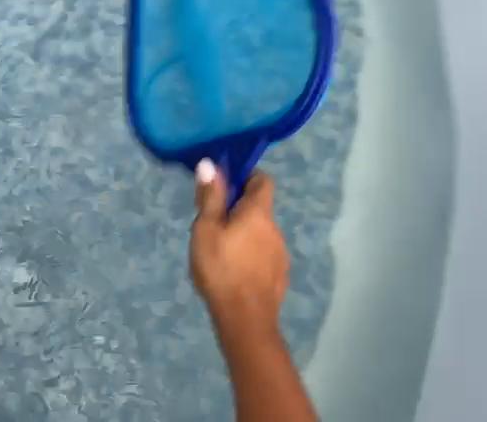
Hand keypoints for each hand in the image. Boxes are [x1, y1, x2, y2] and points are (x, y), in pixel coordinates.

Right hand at [188, 159, 289, 339]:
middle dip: (237, 208)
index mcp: (258, 213)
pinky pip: (264, 254)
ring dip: (243, 232)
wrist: (245, 321)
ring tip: (219, 248)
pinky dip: (250, 254)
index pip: (262, 180)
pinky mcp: (279, 277)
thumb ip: (210, 197)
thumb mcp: (206, 228)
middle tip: (211, 220)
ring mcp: (280, 255)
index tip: (224, 184)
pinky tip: (233, 269)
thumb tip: (210, 164)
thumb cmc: (221, 267)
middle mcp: (275, 230)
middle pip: (259, 207)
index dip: (245, 176)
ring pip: (260, 232)